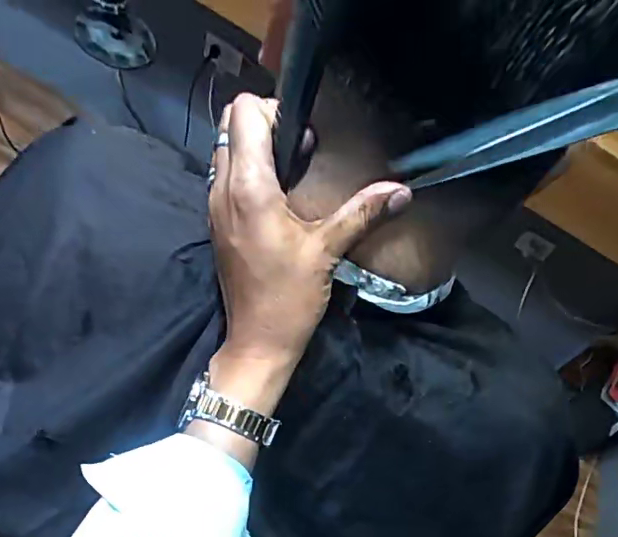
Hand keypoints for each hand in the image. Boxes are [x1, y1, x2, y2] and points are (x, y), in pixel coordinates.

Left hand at [205, 93, 410, 407]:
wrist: (257, 343)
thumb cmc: (288, 299)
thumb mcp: (327, 252)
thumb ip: (361, 213)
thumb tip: (402, 191)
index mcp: (248, 187)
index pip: (244, 111)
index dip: (274, 112)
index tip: (302, 140)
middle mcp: (222, 191)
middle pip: (232, 126)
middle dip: (265, 128)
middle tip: (298, 155)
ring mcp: (215, 210)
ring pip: (226, 153)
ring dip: (255, 153)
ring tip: (289, 178)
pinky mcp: (217, 228)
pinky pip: (224, 181)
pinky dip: (246, 178)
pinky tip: (275, 204)